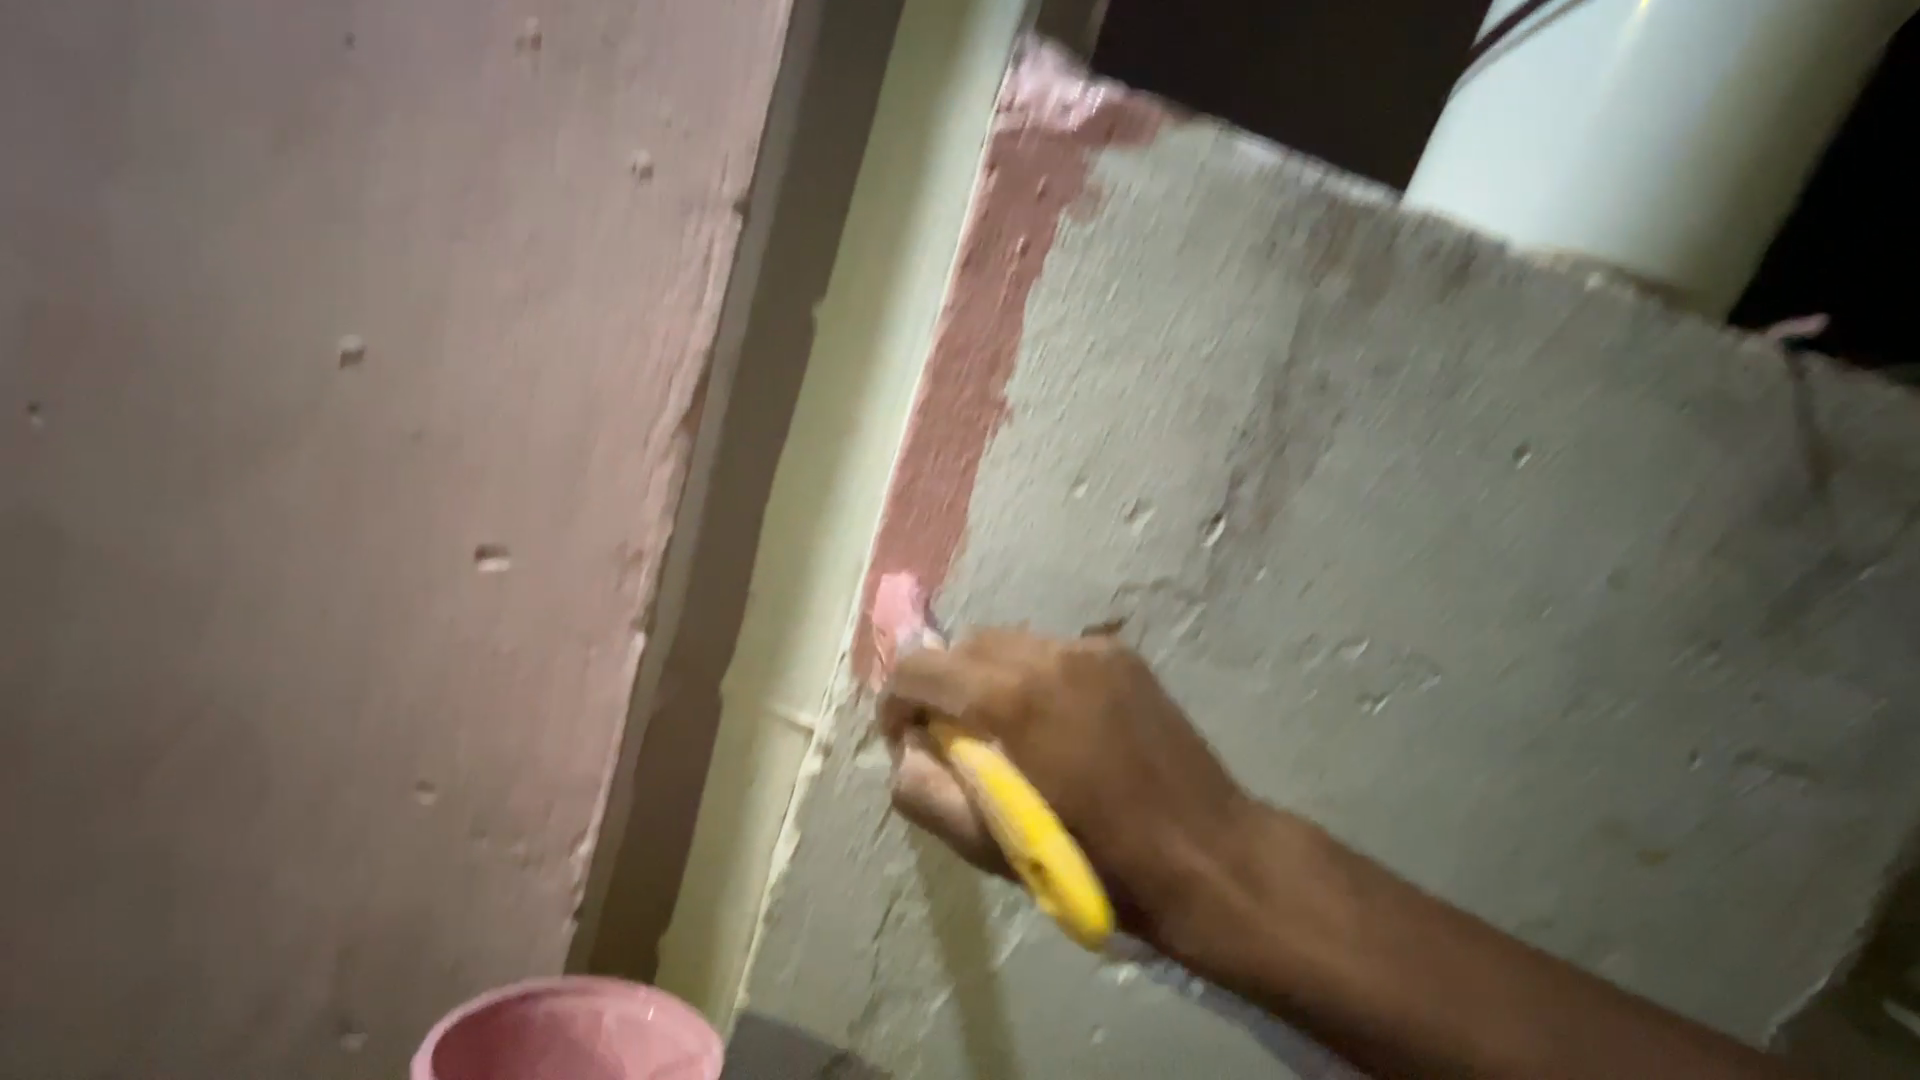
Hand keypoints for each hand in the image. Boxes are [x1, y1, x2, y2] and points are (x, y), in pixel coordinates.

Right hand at [878, 627, 1257, 946]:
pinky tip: (1054, 723)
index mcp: (1011, 698)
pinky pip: (1054, 651)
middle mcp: (1050, 653)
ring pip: (1010, 643)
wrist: (1204, 853)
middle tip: (952, 739)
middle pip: (964, 646)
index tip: (902, 738)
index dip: (894, 701)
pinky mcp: (1123, 655)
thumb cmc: (1093, 862)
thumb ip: (924, 790)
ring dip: (988, 678)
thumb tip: (908, 748)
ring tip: (1005, 731)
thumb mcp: (988, 845)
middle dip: (942, 686)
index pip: (920, 668)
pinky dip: (1034, 676)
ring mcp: (1092, 648)